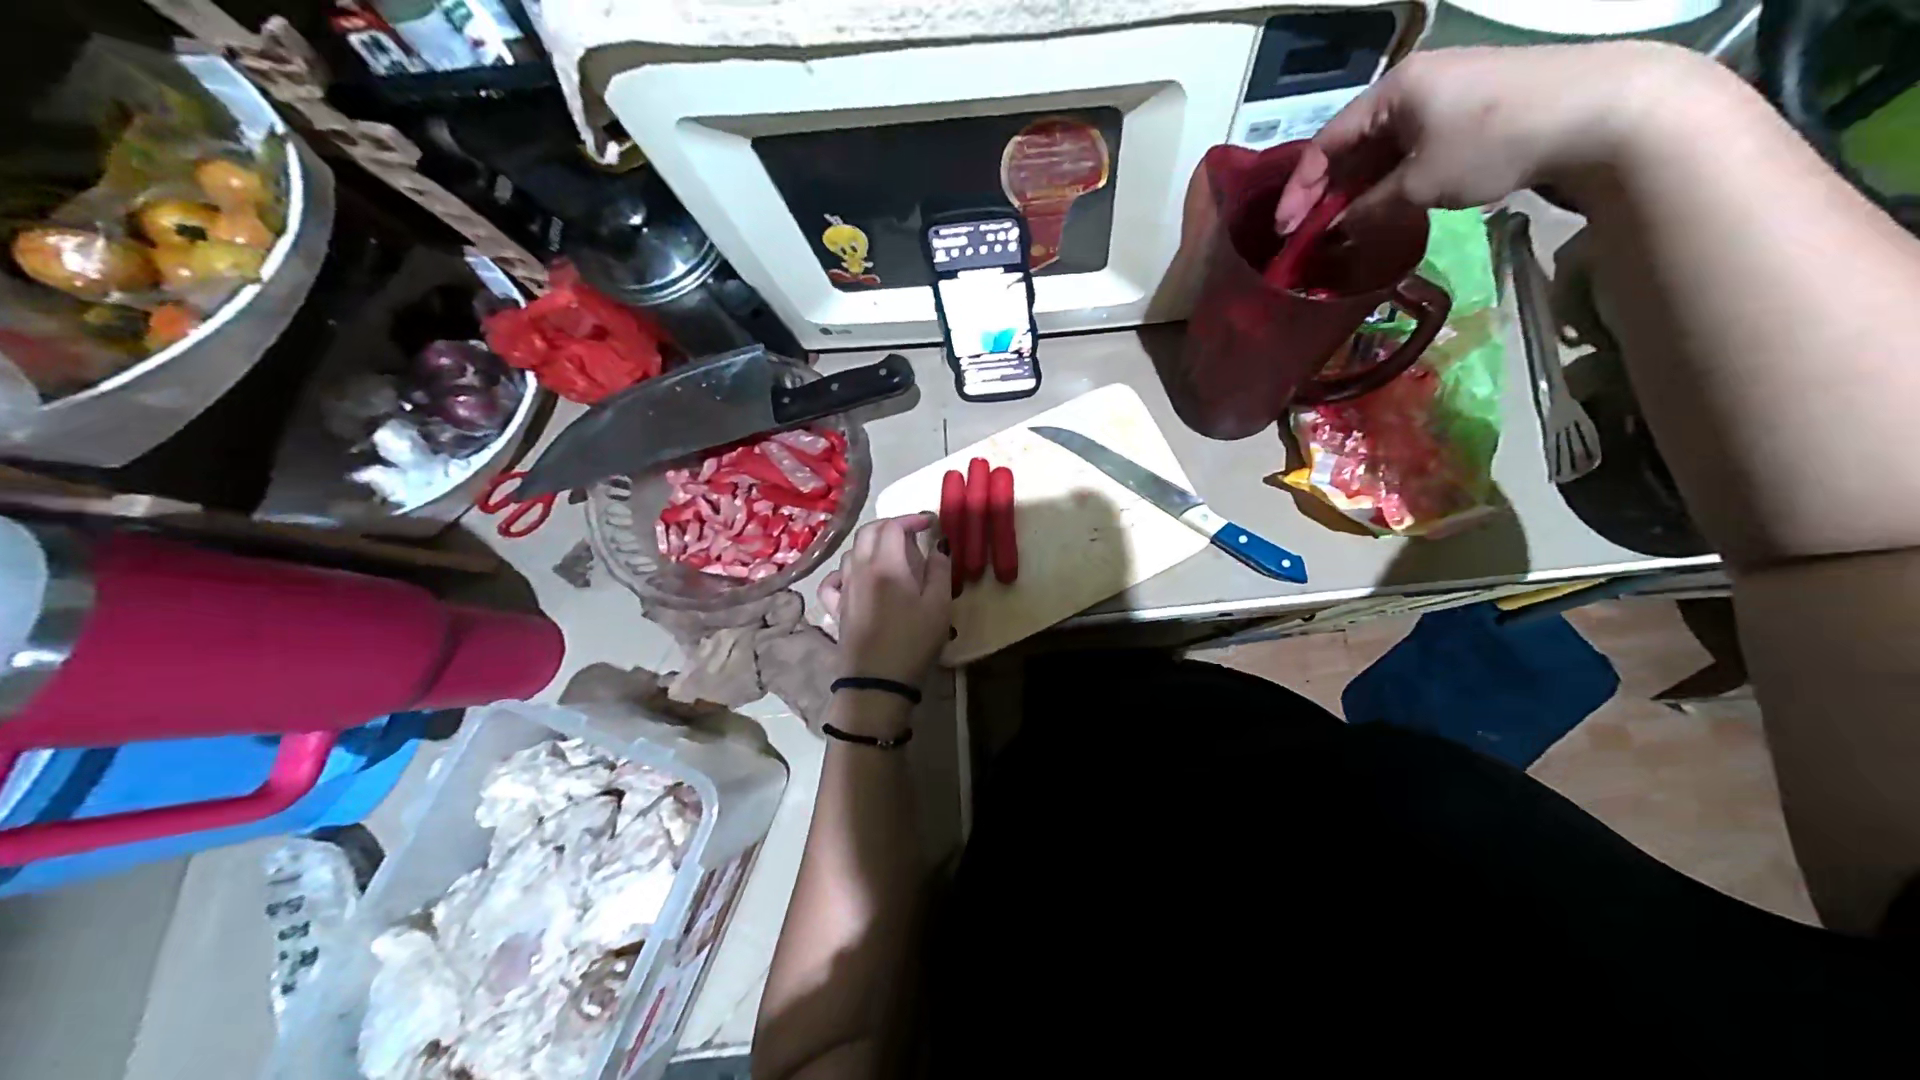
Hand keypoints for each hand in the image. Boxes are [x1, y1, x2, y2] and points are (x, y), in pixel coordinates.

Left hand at [817, 513, 951, 686]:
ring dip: (871, 545)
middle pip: (868, 532)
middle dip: (890, 526)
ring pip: (852, 552)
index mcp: (887, 564)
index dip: (912, 519)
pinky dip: (845, 571)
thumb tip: (937, 545)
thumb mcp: (939, 605)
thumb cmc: (913, 642)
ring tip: (891, 555)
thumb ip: (939, 570)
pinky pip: (834, 580)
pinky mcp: (837, 608)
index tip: (929, 523)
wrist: (877, 682)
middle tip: (912, 533)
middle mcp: (860, 569)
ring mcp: (845, 588)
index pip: (893, 526)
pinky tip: (855, 578)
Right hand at [1275, 43, 1722, 231]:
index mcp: (1394, 89)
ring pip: (1383, 148)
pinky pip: (1413, 148)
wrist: (1606, 110)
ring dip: (1359, 189)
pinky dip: (1392, 180)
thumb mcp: (1420, 184)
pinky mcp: (1473, 110)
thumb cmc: (1496, 140)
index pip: (1326, 142)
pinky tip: (1386, 206)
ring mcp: (1447, 94)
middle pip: (1352, 143)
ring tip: (1343, 227)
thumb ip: (1367, 209)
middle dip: (1327, 191)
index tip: (1284, 229)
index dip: (1299, 189)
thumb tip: (1337, 230)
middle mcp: (1416, 83)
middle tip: (1310, 233)